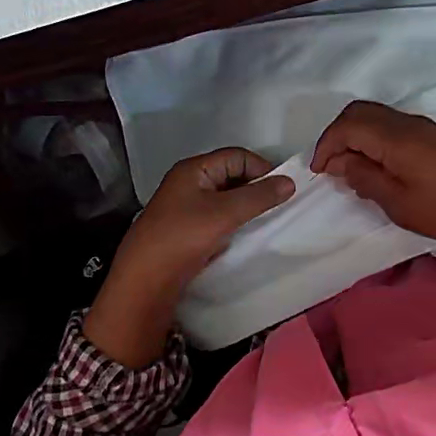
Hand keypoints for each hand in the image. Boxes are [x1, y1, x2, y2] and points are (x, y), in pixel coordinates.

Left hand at [85, 148, 294, 366]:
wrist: (146, 279)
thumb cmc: (183, 237)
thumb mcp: (224, 213)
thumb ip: (258, 196)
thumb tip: (289, 182)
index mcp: (193, 169)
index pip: (236, 156)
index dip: (261, 168)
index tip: (284, 190)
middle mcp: (189, 182)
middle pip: (231, 174)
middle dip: (256, 187)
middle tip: (280, 205)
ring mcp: (187, 206)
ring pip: (225, 197)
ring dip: (246, 206)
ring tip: (267, 220)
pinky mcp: (188, 229)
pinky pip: (217, 216)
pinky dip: (234, 221)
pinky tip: (247, 234)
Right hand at [311, 101, 435, 301]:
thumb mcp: (398, 203)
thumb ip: (365, 178)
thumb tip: (342, 164)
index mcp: (395, 138)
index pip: (347, 125)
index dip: (326, 146)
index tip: (318, 172)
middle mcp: (406, 123)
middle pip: (358, 112)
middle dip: (336, 135)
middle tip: (330, 167)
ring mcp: (422, 126)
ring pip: (374, 116)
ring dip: (354, 136)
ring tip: (349, 169)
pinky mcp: (433, 136)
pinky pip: (390, 125)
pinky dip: (372, 138)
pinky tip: (375, 166)